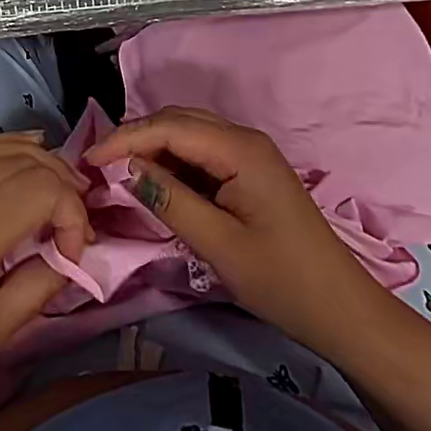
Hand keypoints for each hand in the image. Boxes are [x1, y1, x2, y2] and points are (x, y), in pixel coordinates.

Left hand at [0, 132, 93, 430]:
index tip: (76, 251)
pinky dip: (6, 150)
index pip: (43, 188)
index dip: (73, 214)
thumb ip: (44, 281)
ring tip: (63, 192)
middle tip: (76, 223)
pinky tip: (25, 158)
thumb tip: (72, 254)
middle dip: (63, 183)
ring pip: (0, 146)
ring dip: (39, 161)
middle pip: (26, 160)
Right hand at [83, 106, 373, 361]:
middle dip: (135, 138)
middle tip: (98, 165)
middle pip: (177, 121)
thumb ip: (169, 201)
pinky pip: (201, 152)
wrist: (341, 309)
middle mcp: (244, 138)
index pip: (169, 127)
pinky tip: (154, 180)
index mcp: (240, 149)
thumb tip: (126, 169)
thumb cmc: (282, 279)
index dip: (125, 139)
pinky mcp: (249, 169)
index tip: (88, 160)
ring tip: (117, 172)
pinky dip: (172, 161)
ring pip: (187, 133)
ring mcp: (249, 152)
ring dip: (152, 147)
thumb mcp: (218, 244)